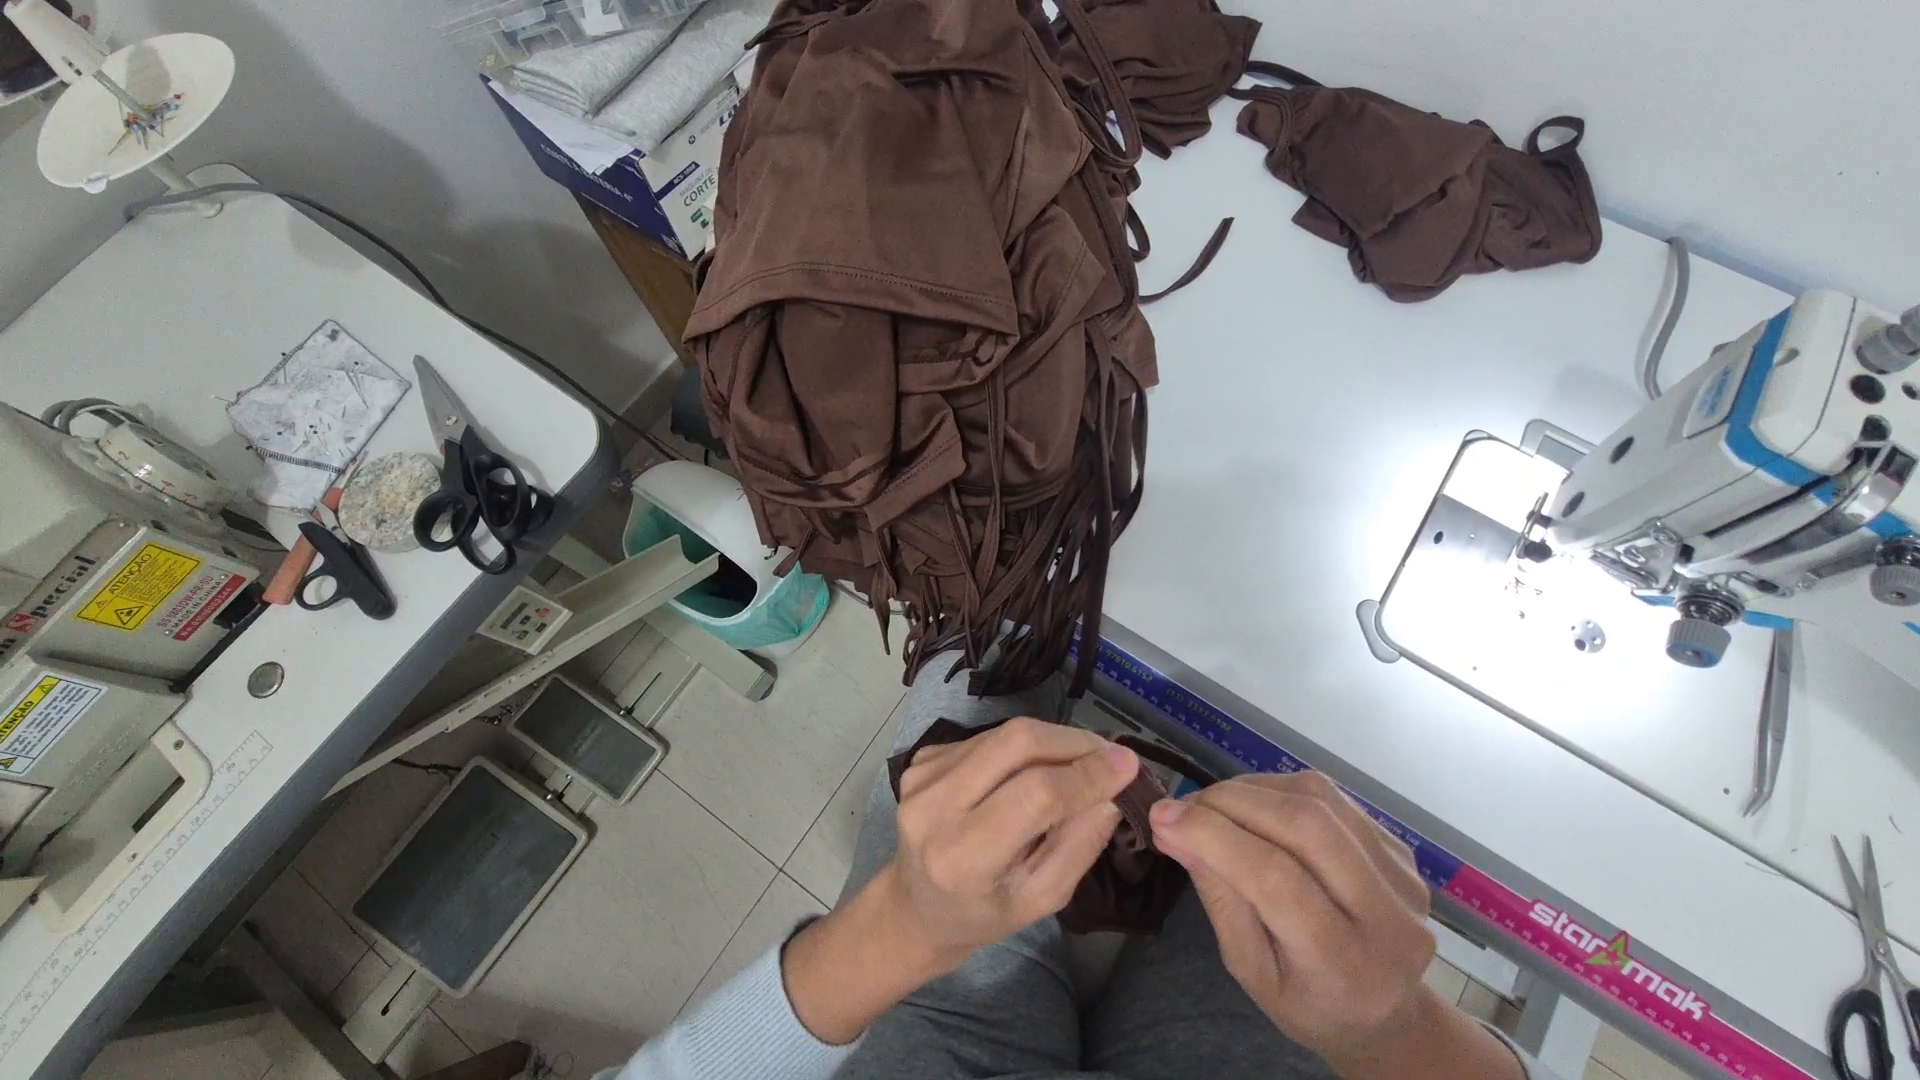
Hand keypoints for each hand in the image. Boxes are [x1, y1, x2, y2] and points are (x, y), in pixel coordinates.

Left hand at [887, 716, 1137, 960]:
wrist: (915, 904)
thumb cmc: (983, 913)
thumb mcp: (1041, 899)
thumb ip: (1079, 845)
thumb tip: (1114, 792)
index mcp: (962, 856)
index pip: (1035, 794)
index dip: (1087, 774)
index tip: (1129, 765)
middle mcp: (933, 805)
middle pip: (1017, 742)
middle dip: (1074, 742)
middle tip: (1111, 754)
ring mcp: (923, 775)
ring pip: (1005, 733)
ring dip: (1053, 741)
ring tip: (1081, 763)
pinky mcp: (923, 757)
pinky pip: (989, 738)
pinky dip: (1023, 748)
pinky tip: (1033, 771)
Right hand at [1151, 772, 1523, 1079]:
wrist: (1386, 1009)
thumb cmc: (1307, 1000)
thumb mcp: (1249, 969)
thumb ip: (1218, 896)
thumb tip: (1172, 828)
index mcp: (1346, 967)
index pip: (1276, 880)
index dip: (1213, 837)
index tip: (1161, 816)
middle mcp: (1388, 916)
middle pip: (1305, 826)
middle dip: (1230, 802)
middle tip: (1184, 805)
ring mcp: (1401, 876)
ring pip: (1318, 799)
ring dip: (1251, 789)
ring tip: (1214, 805)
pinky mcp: (1400, 847)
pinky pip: (1330, 797)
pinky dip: (1278, 790)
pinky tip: (1254, 807)